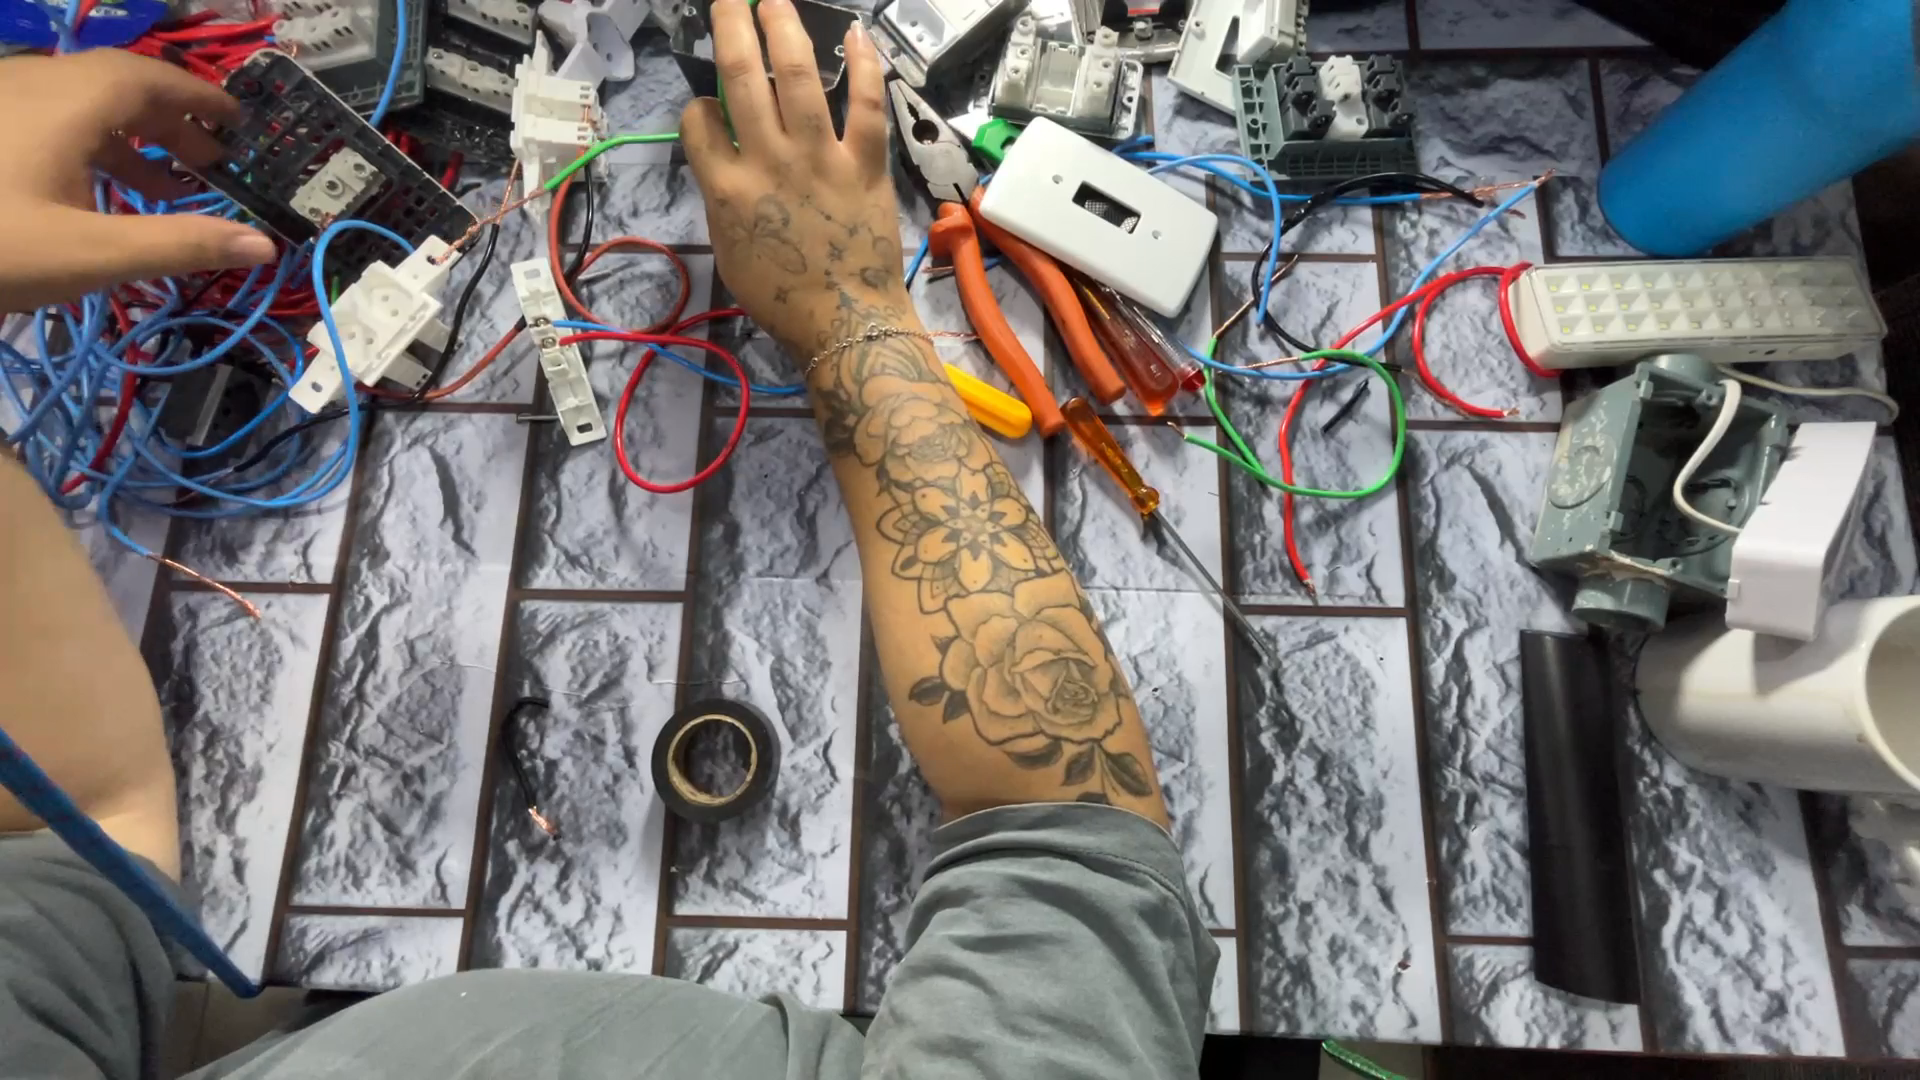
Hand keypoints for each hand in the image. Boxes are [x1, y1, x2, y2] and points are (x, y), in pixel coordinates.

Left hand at [0, 50, 277, 314]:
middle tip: (217, 166)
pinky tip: (110, 189)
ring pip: (76, 102)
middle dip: (173, 121)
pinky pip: (43, 119)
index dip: (198, 94)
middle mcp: (19, 91)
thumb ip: (183, 245)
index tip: (241, 121)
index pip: (141, 77)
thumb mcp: (92, 254)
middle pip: (110, 86)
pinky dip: (94, 146)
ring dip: (136, 137)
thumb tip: (265, 245)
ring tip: (175, 185)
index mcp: (55, 108)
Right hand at [680, 0, 914, 354]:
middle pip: (740, 76)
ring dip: (784, 25)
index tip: (709, 110)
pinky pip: (866, 106)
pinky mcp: (865, 166)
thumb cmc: (785, 304)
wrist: (847, 327)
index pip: (698, 122)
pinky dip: (865, 67)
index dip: (699, 108)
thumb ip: (724, 205)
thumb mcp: (733, 258)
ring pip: (798, 74)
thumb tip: (724, 167)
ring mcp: (819, 158)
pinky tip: (857, 34)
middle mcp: (768, 160)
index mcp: (727, 189)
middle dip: (730, 26)